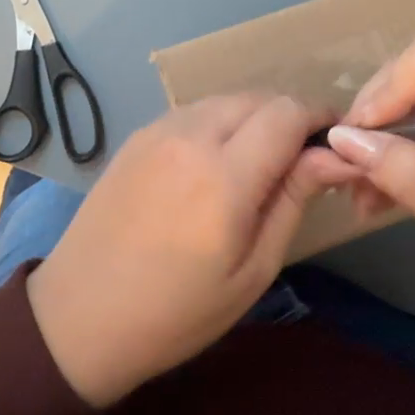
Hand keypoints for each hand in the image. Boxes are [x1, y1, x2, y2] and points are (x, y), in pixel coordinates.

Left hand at [26, 93, 329, 406]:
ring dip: (254, 116)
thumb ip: (293, 201)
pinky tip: (217, 161)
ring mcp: (158, 130)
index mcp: (224, 176)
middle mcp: (191, 136)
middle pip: (259, 97)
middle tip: (302, 158)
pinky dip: (220, 122)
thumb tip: (336, 155)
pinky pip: (194, 111)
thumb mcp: (251, 271)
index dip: (320, 118)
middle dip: (290, 116)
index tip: (335, 144)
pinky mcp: (137, 136)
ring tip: (262, 161)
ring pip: (226, 99)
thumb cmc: (176, 312)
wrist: (78, 317)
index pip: (288, 112)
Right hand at [311, 37, 414, 331]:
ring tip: (355, 187)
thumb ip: (409, 176)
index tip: (360, 136)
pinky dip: (389, 155)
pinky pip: (414, 126)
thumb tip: (343, 140)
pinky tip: (371, 193)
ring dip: (377, 139)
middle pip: (414, 73)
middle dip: (375, 115)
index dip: (389, 89)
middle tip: (348, 162)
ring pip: (407, 99)